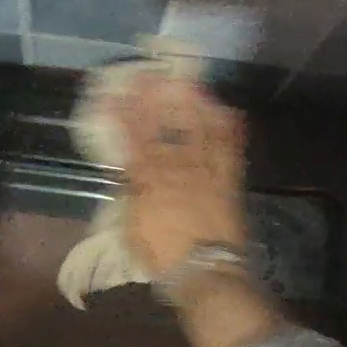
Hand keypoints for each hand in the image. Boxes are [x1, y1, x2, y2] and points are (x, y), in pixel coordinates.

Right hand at [112, 72, 248, 274]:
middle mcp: (178, 169)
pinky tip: (227, 110)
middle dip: (155, 98)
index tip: (116, 92)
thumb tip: (126, 174)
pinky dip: (228, 129)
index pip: (134, 139)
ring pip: (198, 131)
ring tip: (186, 80)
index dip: (125, 114)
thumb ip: (130, 196)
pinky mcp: (228, 182)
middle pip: (166, 127)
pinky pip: (229, 150)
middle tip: (150, 73)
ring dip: (191, 104)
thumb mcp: (132, 227)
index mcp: (150, 182)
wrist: (206, 273)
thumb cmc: (162, 256)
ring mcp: (206, 173)